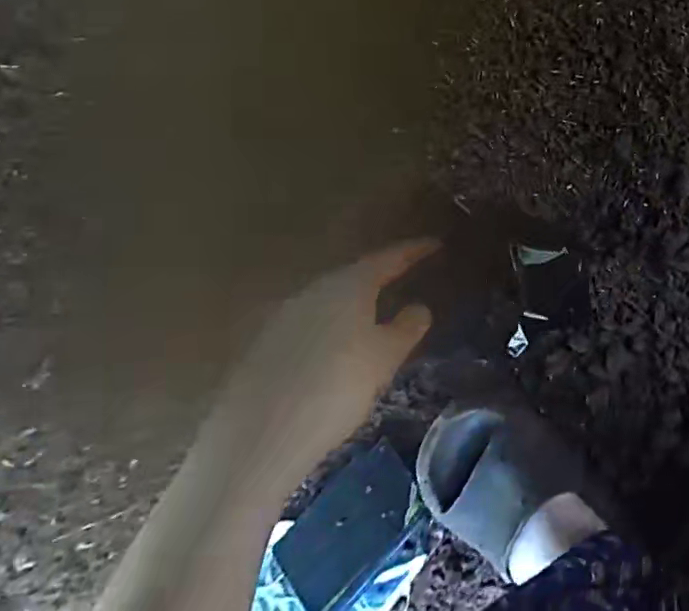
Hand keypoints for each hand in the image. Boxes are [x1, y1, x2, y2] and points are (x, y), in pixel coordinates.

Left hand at [208, 242, 436, 487]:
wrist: (253, 443)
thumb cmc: (335, 388)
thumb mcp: (386, 357)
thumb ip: (408, 327)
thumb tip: (417, 307)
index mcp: (347, 286)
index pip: (387, 258)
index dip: (413, 250)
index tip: (435, 244)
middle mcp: (311, 293)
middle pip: (353, 277)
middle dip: (379, 276)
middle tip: (404, 276)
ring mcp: (280, 320)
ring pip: (327, 302)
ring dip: (352, 304)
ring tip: (373, 313)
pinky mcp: (260, 351)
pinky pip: (308, 327)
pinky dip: (330, 328)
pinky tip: (337, 348)